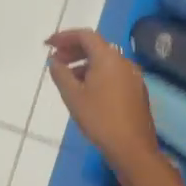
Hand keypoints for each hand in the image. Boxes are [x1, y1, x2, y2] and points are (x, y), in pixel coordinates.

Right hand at [46, 29, 161, 173]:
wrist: (133, 150)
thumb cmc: (100, 119)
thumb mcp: (72, 95)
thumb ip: (60, 73)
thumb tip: (55, 60)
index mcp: (108, 58)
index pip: (85, 35)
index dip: (64, 37)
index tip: (48, 45)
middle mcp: (124, 62)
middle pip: (96, 46)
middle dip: (73, 49)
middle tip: (56, 60)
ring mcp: (133, 78)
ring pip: (105, 61)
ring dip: (84, 63)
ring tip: (67, 77)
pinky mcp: (137, 92)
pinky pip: (113, 73)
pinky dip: (97, 73)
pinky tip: (86, 90)